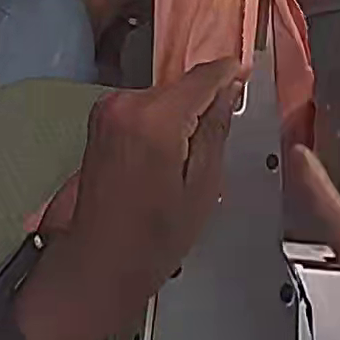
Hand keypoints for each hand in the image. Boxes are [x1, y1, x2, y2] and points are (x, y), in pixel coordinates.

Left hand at [13, 59, 241, 339]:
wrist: (95, 265)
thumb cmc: (149, 240)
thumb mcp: (203, 186)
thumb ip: (217, 128)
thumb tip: (229, 91)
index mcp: (155, 118)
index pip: (203, 76)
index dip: (229, 73)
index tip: (244, 75)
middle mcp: (127, 103)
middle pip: (183, 86)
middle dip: (204, 102)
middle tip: (217, 136)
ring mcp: (109, 108)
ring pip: (165, 94)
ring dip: (181, 112)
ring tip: (185, 156)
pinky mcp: (101, 117)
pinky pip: (145, 105)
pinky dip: (159, 120)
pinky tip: (163, 155)